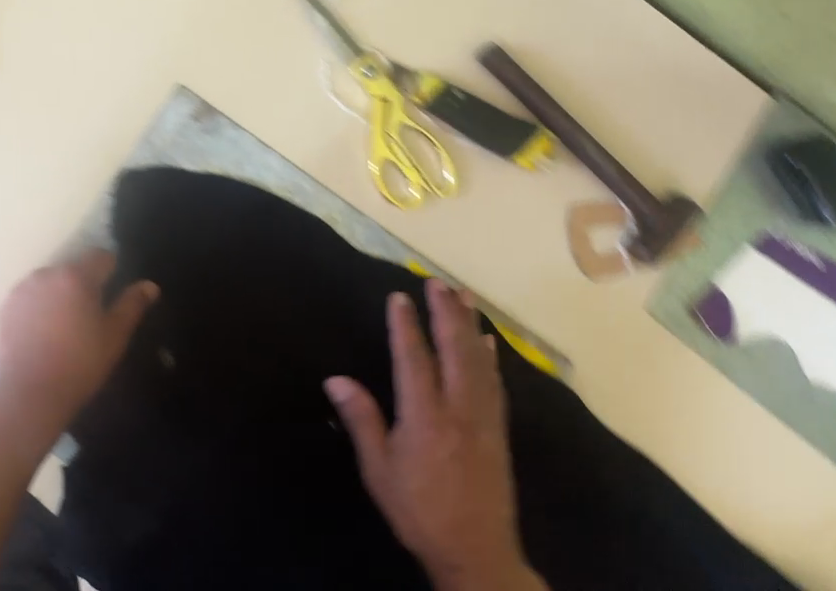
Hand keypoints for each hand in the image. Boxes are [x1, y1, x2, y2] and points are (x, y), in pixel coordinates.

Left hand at [0, 248, 158, 423]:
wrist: (29, 394)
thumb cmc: (80, 364)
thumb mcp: (115, 336)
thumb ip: (133, 305)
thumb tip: (149, 285)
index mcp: (76, 276)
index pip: (101, 256)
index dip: (111, 271)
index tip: (113, 294)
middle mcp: (47, 273)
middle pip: (73, 269)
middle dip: (83, 285)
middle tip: (89, 317)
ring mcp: (22, 289)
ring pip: (49, 283)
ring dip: (59, 295)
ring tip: (63, 328)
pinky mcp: (5, 307)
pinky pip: (29, 298)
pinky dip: (38, 307)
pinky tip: (41, 334)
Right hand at [326, 281, 543, 590]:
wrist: (477, 553)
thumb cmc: (419, 511)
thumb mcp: (379, 471)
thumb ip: (362, 421)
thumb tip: (336, 379)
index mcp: (424, 417)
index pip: (413, 359)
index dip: (405, 325)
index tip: (399, 297)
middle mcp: (458, 409)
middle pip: (454, 349)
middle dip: (445, 313)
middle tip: (437, 283)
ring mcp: (483, 419)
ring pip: (479, 361)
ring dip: (470, 325)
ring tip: (465, 296)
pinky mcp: (499, 431)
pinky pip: (496, 383)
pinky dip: (491, 357)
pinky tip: (489, 342)